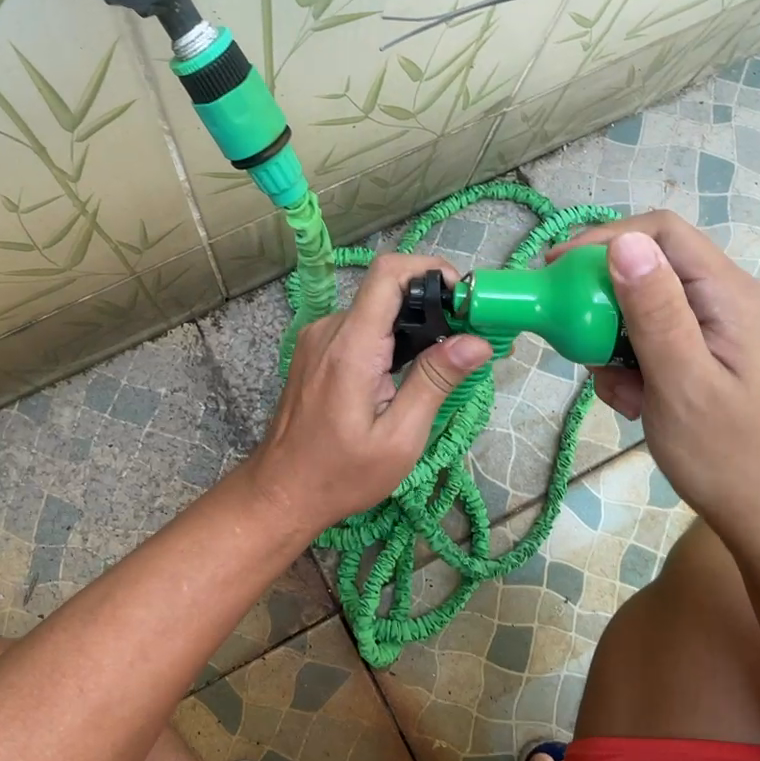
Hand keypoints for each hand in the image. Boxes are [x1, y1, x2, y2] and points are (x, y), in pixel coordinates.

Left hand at [245, 253, 493, 534]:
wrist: (282, 491)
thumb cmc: (342, 474)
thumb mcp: (400, 437)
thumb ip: (435, 381)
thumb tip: (477, 341)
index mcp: (351, 346)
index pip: (388, 273)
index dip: (430, 269)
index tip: (463, 299)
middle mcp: (330, 330)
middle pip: (385, 291)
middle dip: (431, 305)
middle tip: (467, 339)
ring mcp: (317, 338)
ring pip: (373, 311)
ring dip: (410, 326)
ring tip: (441, 362)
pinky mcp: (315, 351)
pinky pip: (358, 329)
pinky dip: (388, 339)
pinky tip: (404, 374)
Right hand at [548, 212, 759, 540]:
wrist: (759, 512)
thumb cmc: (723, 452)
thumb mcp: (681, 381)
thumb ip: (654, 311)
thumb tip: (623, 242)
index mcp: (728, 295)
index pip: (661, 232)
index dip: (604, 240)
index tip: (555, 270)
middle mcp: (722, 298)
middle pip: (645, 265)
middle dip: (601, 301)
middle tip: (573, 337)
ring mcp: (709, 325)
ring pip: (635, 304)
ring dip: (608, 339)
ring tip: (613, 385)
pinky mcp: (695, 349)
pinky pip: (642, 335)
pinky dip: (622, 362)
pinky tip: (630, 400)